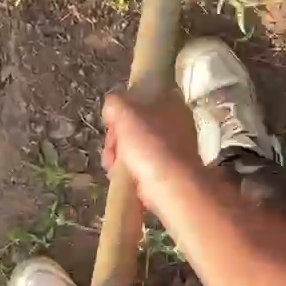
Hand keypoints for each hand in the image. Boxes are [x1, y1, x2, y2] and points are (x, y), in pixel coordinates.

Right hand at [102, 92, 207, 219]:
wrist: (169, 186)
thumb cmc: (149, 145)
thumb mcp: (126, 114)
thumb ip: (114, 104)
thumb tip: (111, 108)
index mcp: (171, 104)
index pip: (141, 99)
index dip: (122, 109)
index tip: (112, 121)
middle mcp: (174, 125)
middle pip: (134, 125)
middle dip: (116, 136)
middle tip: (112, 145)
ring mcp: (171, 149)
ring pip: (134, 145)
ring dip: (117, 154)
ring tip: (112, 164)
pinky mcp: (165, 170)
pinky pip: (139, 164)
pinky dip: (126, 169)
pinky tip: (118, 174)